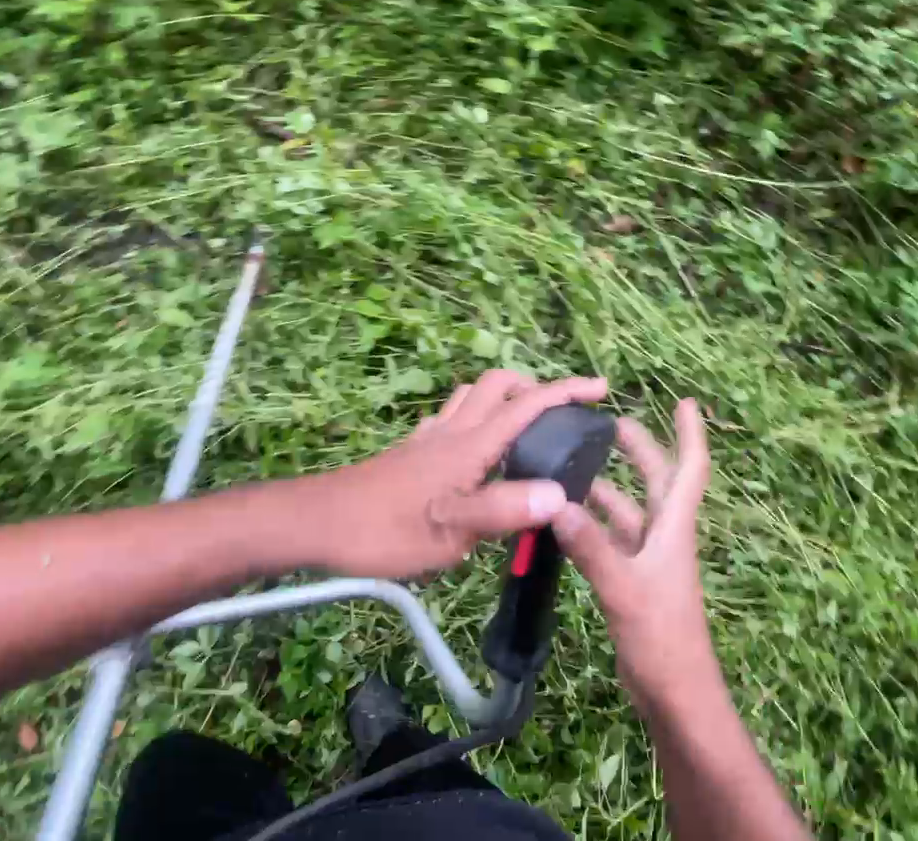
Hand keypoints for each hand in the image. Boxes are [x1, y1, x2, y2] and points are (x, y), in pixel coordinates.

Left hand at [312, 370, 609, 578]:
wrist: (318, 522)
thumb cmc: (383, 531)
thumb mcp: (449, 533)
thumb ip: (504, 511)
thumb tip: (560, 494)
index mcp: (469, 447)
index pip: (526, 405)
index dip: (565, 391)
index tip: (599, 388)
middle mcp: (450, 432)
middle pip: (497, 384)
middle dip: (534, 387)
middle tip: (558, 415)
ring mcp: (427, 438)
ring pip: (471, 396)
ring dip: (502, 398)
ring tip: (524, 430)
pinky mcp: (410, 451)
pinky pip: (450, 418)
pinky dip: (474, 419)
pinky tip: (474, 453)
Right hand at [552, 398, 719, 707]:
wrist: (675, 693)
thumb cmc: (663, 639)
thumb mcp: (625, 590)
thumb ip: (593, 549)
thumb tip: (558, 504)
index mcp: (673, 529)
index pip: (690, 469)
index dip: (690, 434)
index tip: (686, 402)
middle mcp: (664, 536)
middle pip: (655, 481)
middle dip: (638, 450)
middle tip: (608, 425)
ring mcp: (648, 559)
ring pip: (628, 510)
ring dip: (607, 487)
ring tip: (574, 465)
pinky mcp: (632, 580)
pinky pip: (611, 539)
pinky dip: (592, 524)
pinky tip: (565, 519)